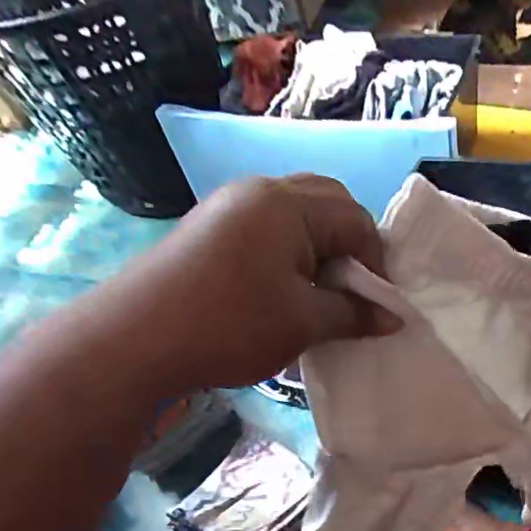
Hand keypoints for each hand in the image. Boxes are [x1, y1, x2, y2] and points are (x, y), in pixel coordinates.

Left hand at [73, 174, 394, 396]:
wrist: (136, 339)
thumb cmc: (232, 325)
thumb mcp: (305, 323)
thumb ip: (355, 314)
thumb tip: (394, 317)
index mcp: (287, 205)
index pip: (356, 219)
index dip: (376, 263)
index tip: (377, 305)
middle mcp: (260, 191)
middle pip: (329, 203)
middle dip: (352, 246)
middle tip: (353, 291)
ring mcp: (231, 206)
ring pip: (299, 215)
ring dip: (322, 250)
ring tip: (322, 295)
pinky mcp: (213, 228)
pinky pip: (271, 229)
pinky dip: (294, 253)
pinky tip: (288, 292)